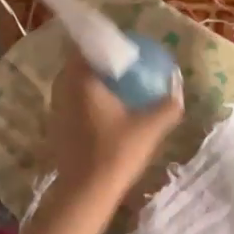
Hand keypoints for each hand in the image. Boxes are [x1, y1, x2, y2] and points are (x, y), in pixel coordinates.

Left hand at [48, 55, 183, 191]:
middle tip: (125, 64)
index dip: (104, 41)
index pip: (86, 45)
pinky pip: (72, 101)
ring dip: (93, 81)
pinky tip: (108, 111)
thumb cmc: (115, 153)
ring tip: (119, 86)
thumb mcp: (150, 128)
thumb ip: (168, 106)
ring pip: (74, 83)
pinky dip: (88, 99)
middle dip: (100, 60)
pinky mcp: (56, 126)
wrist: (85, 192)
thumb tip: (178, 89)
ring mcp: (56, 108)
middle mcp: (62, 88)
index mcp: (81, 79)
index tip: (125, 46)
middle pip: (79, 63)